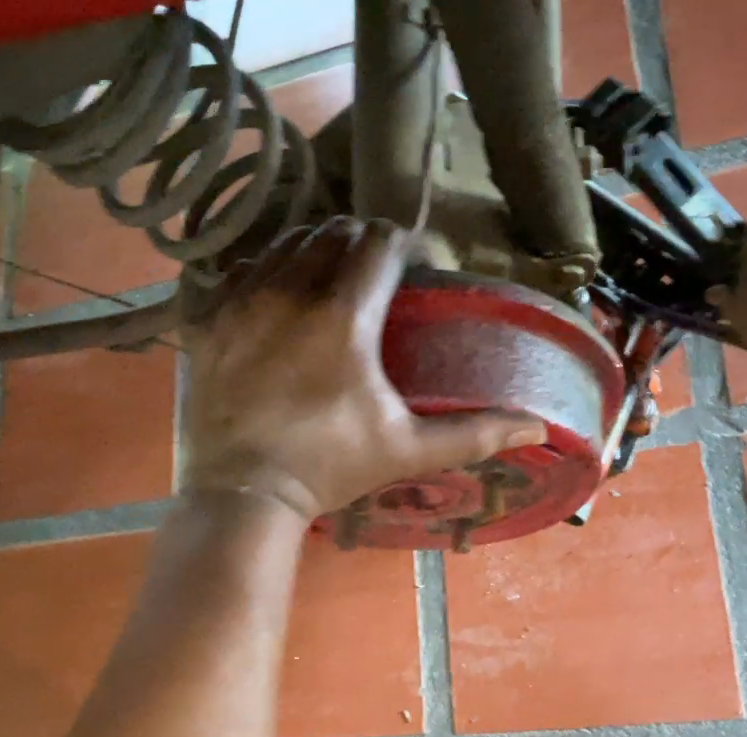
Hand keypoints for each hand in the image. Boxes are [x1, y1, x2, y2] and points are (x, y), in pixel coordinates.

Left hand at [180, 217, 548, 519]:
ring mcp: (242, 302)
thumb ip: (473, 433)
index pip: (379, 242)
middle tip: (371, 271)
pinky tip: (275, 297)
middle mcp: (290, 291)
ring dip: (312, 249)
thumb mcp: (406, 449)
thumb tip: (537, 428)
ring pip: (283, 243)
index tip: (408, 264)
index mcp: (344, 315)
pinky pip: (238, 269)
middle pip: (332, 231)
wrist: (244, 493)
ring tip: (326, 278)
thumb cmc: (330, 468)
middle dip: (357, 241)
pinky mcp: (209, 320)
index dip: (400, 244)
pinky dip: (263, 271)